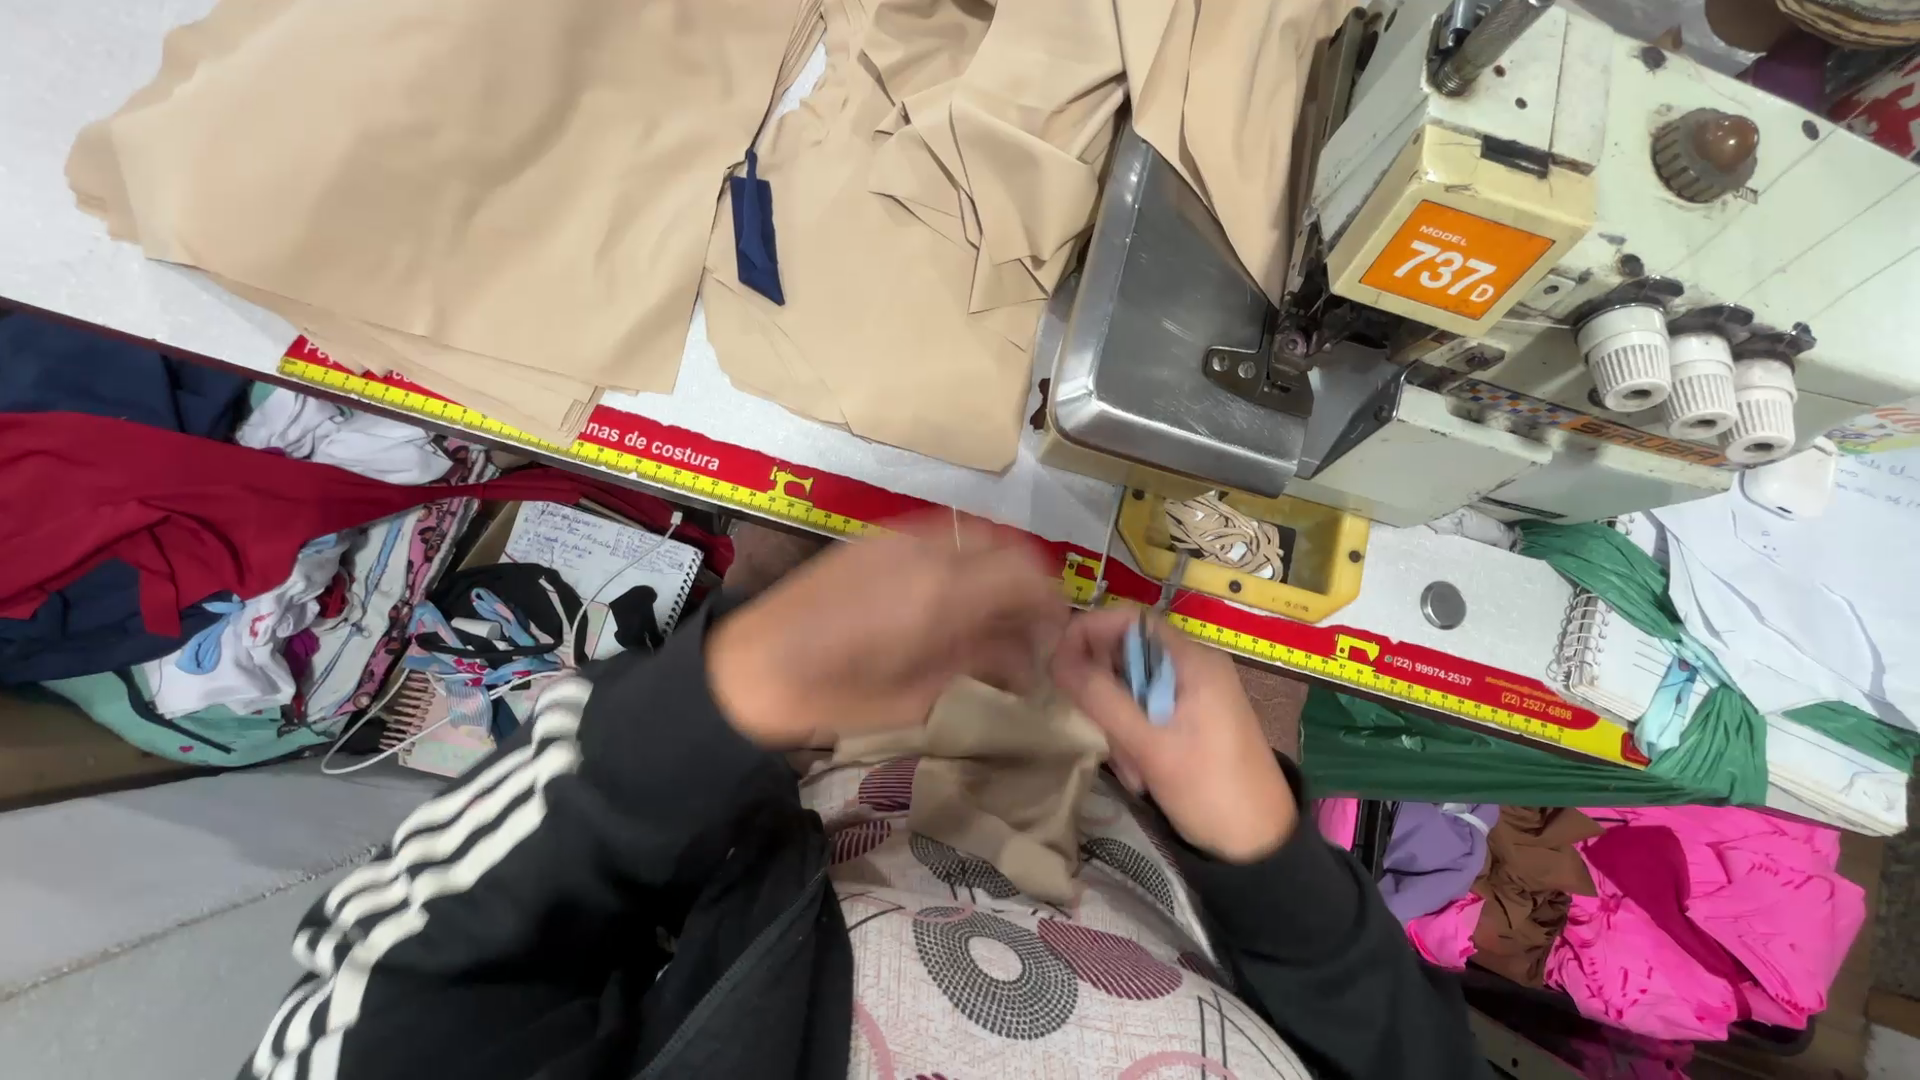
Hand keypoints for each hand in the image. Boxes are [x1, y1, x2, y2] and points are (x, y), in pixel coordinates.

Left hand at [708, 516, 1068, 746]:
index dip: (1050, 604)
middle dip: (1029, 584)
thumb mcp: (918, 696)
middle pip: (1008, 547)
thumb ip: (981, 665)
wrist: (753, 665)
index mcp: (944, 592)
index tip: (1051, 636)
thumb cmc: (837, 696)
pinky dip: (961, 558)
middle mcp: (928, 551)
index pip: (1027, 576)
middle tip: (1024, 627)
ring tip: (988, 613)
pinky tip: (946, 597)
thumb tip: (1026, 663)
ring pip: (975, 535)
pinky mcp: (875, 538)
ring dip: (996, 568)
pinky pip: (939, 535)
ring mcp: (899, 538)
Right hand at [1051, 608, 1297, 862]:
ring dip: (1118, 724)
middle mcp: (1194, 666)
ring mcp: (1194, 693)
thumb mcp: (1150, 746)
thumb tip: (1055, 659)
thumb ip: (1102, 699)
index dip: (1088, 632)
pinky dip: (1134, 737)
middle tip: (1103, 735)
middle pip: (1126, 654)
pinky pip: (1146, 710)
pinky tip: (1142, 773)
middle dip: (1104, 693)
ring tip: (1132, 768)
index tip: (1058, 664)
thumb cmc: (1210, 791)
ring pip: (1131, 687)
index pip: (1129, 620)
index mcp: (1193, 661)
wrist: (1261, 846)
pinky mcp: (1192, 717)